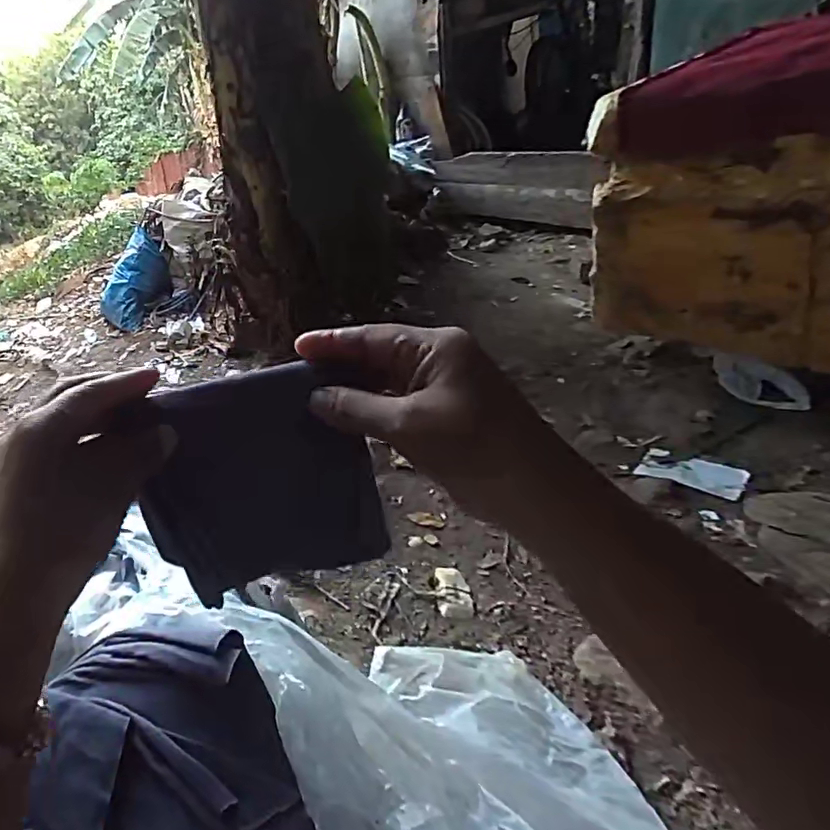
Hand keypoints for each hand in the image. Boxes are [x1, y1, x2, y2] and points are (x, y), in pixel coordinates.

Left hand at [0, 369, 176, 622]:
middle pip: (68, 398)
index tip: (156, 376)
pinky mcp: (19, 476)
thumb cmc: (66, 535)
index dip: (124, 384)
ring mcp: (16, 454)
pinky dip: (83, 436)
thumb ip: (138, 454)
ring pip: (60, 419)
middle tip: (142, 394)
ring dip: (95, 415)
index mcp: (40, 428)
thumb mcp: (110, 491)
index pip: (88, 393)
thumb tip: (163, 433)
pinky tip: (106, 448)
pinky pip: (55, 440)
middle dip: (106, 393)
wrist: (21, 590)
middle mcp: (22, 432)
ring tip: (129, 420)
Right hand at [295, 325, 579, 528]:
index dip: (332, 342)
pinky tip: (341, 420)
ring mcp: (440, 388)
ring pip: (383, 381)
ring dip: (351, 390)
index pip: (372, 338)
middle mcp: (438, 360)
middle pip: (377, 356)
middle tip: (296, 377)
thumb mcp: (407, 424)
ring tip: (310, 398)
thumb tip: (316, 397)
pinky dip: (367, 410)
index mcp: (436, 347)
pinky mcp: (440, 414)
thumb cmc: (473, 447)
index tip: (297, 347)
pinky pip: (393, 403)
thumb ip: (356, 407)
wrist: (533, 492)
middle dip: (338, 366)